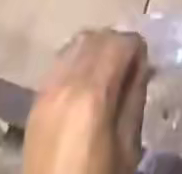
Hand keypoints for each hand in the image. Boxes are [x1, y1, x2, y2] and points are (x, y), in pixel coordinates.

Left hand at [22, 30, 148, 173]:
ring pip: (77, 42)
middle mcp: (67, 81)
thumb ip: (135, 97)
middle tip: (130, 67)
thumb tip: (141, 66)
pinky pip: (61, 60)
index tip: (144, 66)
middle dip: (118, 44)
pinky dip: (78, 59)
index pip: (121, 42)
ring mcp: (47, 87)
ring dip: (97, 48)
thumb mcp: (128, 146)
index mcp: (93, 94)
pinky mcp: (36, 97)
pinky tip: (86, 83)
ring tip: (108, 72)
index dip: (137, 49)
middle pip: (98, 36)